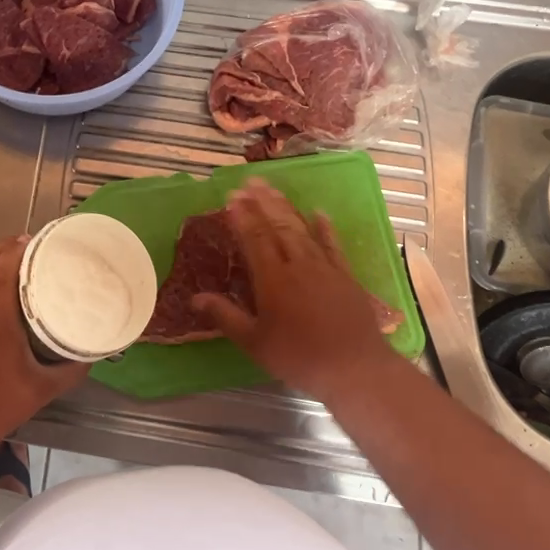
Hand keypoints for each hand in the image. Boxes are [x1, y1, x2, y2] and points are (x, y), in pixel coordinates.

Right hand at [193, 179, 398, 401]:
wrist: (354, 367)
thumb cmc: (298, 357)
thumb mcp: (254, 342)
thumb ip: (225, 316)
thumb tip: (194, 298)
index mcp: (272, 279)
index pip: (255, 238)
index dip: (243, 216)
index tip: (232, 197)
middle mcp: (298, 265)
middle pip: (279, 226)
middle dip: (263, 202)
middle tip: (250, 182)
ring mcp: (324, 268)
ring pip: (302, 229)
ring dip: (286, 207)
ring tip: (272, 189)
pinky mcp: (345, 276)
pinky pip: (332, 245)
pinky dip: (324, 227)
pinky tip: (318, 213)